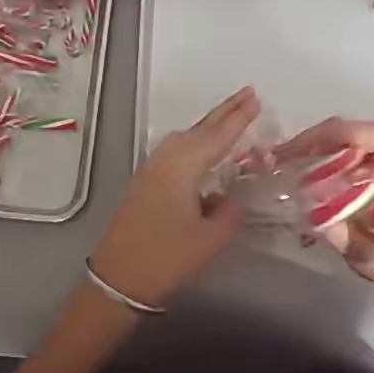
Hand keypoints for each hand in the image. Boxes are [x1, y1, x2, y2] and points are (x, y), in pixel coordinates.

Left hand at [89, 87, 260, 306]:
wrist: (118, 278)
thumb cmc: (167, 258)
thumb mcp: (210, 239)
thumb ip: (230, 212)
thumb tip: (233, 198)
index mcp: (181, 168)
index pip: (216, 137)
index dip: (237, 119)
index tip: (255, 99)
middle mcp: (163, 161)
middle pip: (196, 131)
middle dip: (222, 114)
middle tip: (247, 94)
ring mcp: (148, 171)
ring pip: (181, 141)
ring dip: (206, 128)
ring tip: (230, 118)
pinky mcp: (142, 184)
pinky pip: (172, 154)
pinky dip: (191, 145)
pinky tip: (201, 152)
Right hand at [276, 118, 373, 305]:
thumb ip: (348, 241)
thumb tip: (311, 216)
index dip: (336, 134)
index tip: (299, 149)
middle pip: (360, 133)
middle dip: (317, 139)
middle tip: (281, 157)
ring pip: (359, 143)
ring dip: (322, 147)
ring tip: (290, 164)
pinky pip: (361, 159)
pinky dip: (332, 159)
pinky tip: (313, 178)